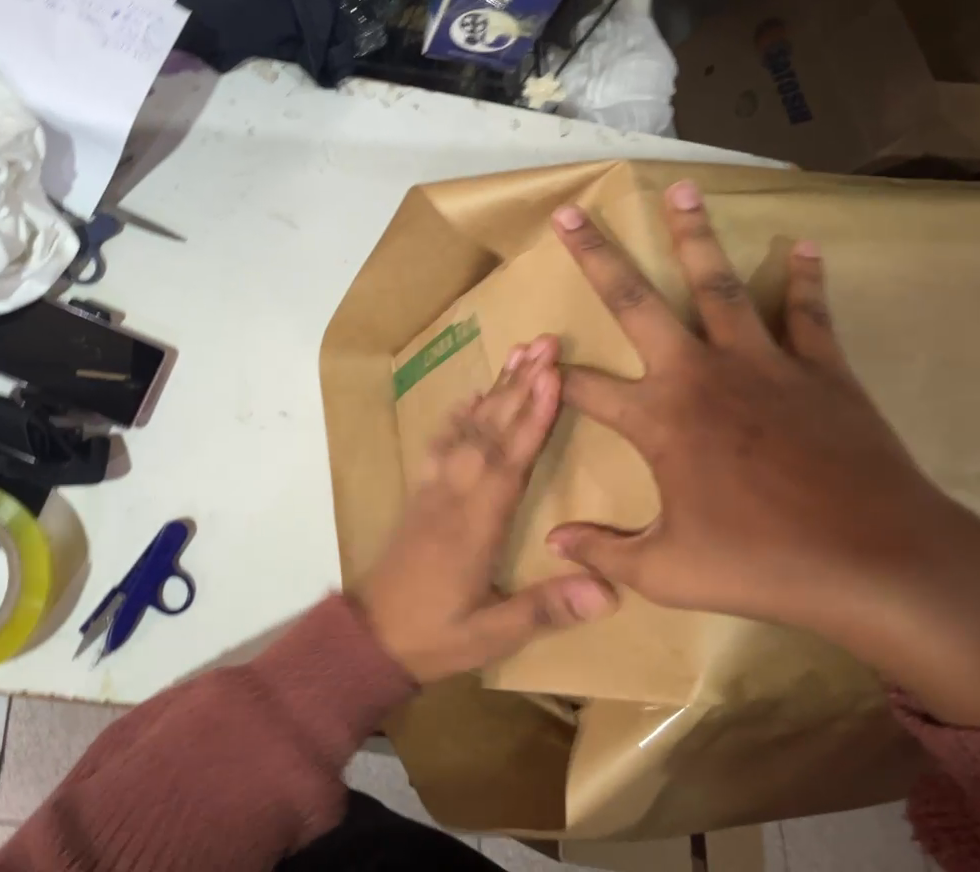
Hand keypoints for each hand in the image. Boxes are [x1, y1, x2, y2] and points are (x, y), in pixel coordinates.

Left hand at [353, 336, 617, 682]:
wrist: (369, 635)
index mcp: (472, 526)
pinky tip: (470, 398)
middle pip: (488, 432)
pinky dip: (458, 417)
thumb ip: (544, 610)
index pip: (507, 462)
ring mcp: (432, 492)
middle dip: (518, 385)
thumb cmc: (433, 637)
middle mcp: (451, 497)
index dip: (531, 418)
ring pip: (465, 430)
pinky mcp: (421, 496)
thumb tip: (610, 589)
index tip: (553, 375)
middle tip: (545, 342)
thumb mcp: (490, 635)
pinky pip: (440, 445)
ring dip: (493, 391)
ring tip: (518, 354)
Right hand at [541, 181, 979, 726]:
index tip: (525, 355)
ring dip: (694, 237)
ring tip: (681, 190)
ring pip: (718, 286)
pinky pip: (807, 314)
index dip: (547, 371)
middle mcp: (700, 376)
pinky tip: (804, 245)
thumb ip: (603, 552)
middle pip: (636, 303)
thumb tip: (553, 544)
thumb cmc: (763, 566)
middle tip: (572, 214)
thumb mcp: (667, 572)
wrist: (884, 565)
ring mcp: (764, 366)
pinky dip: (805, 278)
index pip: (582, 385)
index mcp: (658, 420)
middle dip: (597, 256)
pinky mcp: (822, 372)